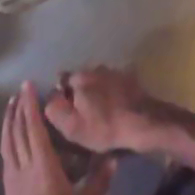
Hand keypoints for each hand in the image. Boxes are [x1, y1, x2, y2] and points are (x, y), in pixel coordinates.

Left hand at [0, 81, 114, 194]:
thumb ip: (99, 181)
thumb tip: (114, 157)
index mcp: (43, 167)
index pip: (34, 128)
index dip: (30, 106)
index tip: (28, 86)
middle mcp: (24, 166)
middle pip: (18, 130)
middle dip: (19, 107)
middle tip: (21, 89)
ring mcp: (12, 177)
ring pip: (7, 140)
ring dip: (9, 120)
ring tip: (10, 104)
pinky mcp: (7, 187)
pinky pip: (5, 153)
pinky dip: (6, 136)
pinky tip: (9, 134)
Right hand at [45, 67, 175, 153]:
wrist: (144, 123)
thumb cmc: (104, 127)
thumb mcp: (72, 126)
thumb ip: (55, 109)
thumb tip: (50, 98)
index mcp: (80, 77)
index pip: (62, 80)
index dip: (61, 96)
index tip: (67, 111)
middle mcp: (96, 68)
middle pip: (81, 79)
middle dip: (79, 91)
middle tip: (83, 112)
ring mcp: (115, 71)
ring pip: (98, 80)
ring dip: (97, 91)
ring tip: (101, 111)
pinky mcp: (131, 78)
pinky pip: (114, 83)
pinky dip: (112, 92)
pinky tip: (116, 106)